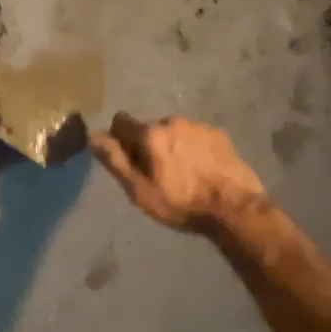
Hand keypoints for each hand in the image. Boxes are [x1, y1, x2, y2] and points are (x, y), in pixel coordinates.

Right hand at [89, 114, 265, 231]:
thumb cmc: (182, 203)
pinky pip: (197, 137)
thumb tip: (93, 136)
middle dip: (150, 145)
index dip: (120, 140)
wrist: (236, 210)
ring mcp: (199, 126)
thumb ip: (115, 160)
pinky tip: (203, 170)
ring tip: (185, 173)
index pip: (121, 121)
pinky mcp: (220, 135)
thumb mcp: (140, 190)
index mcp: (150, 132)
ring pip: (175, 132)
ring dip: (173, 146)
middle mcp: (172, 121)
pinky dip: (194, 149)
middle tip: (160, 174)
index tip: (130, 161)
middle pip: (150, 128)